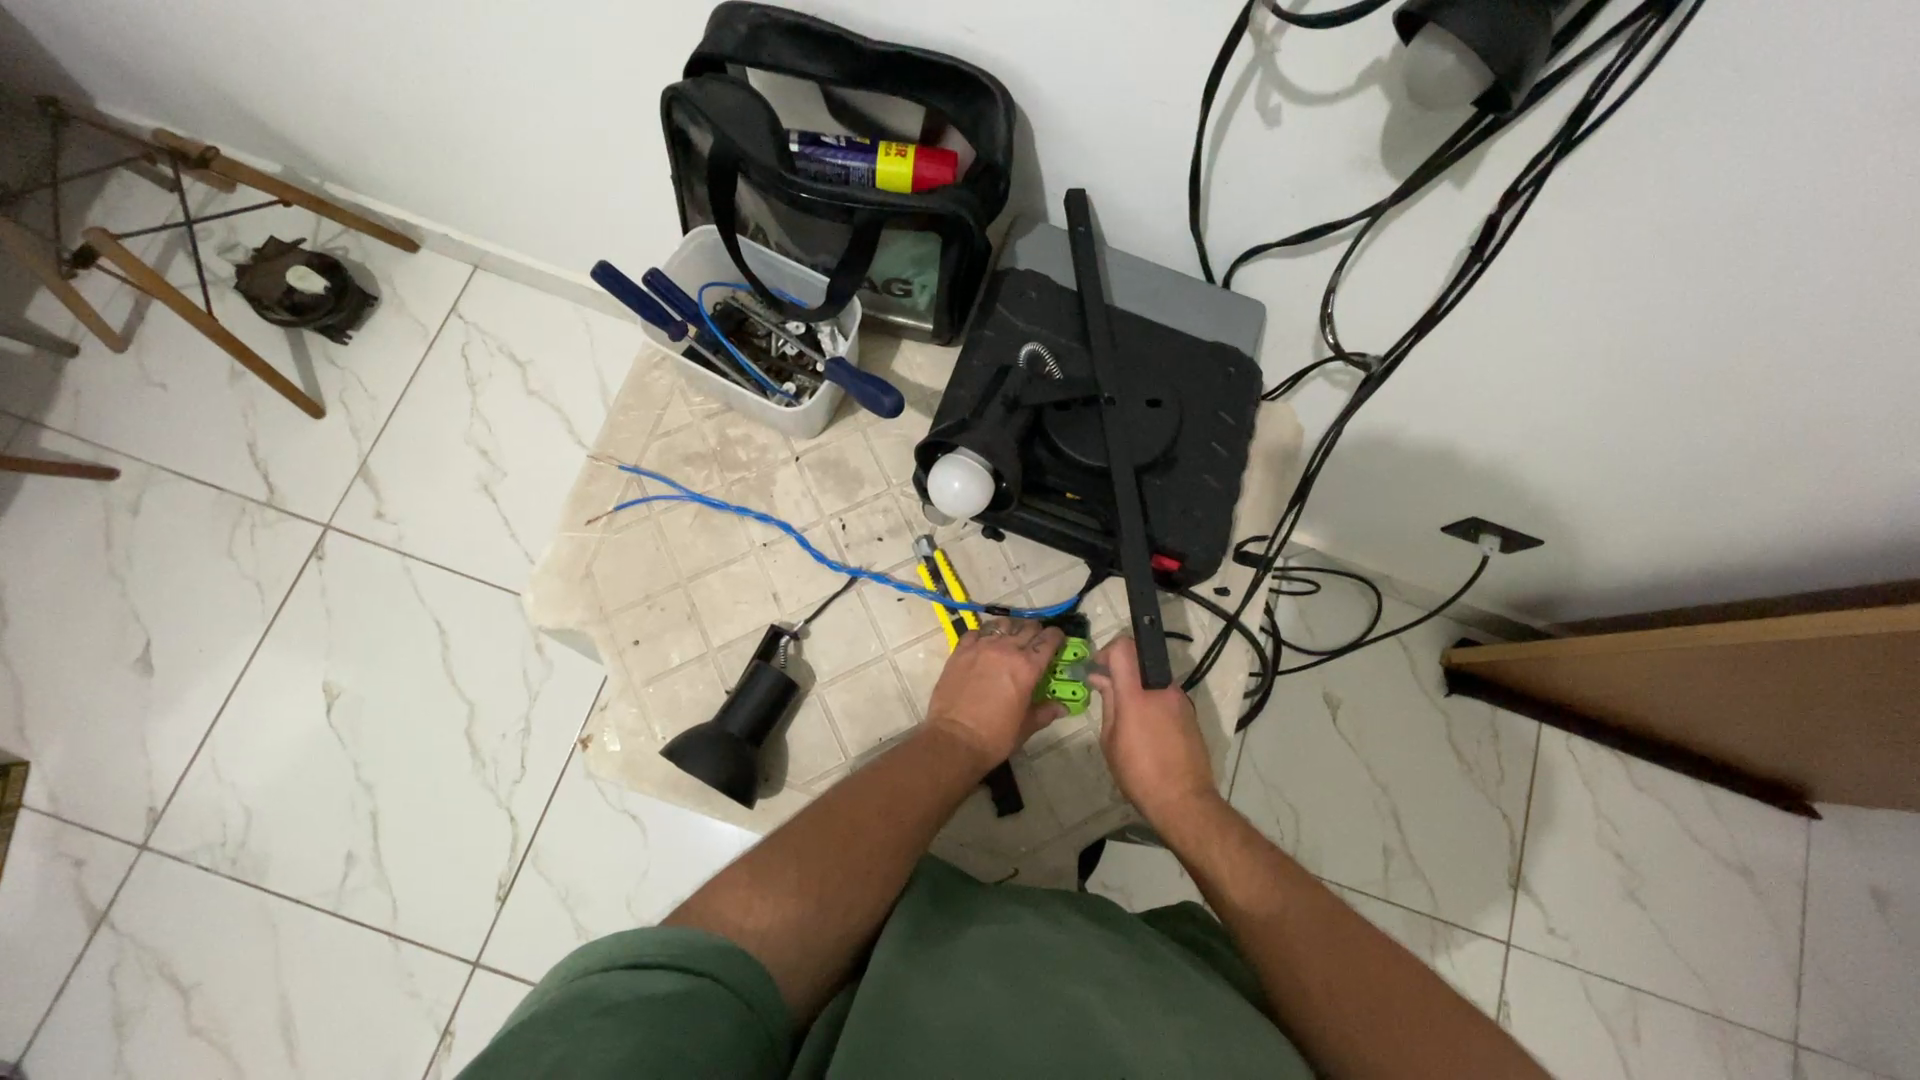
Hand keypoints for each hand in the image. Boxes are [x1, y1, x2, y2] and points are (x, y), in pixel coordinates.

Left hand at [923, 618, 1066, 773]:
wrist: (954, 739)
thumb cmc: (995, 737)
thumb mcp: (1026, 727)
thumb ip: (1045, 712)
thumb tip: (1062, 707)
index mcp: (1028, 667)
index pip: (1048, 640)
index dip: (1056, 637)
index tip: (1058, 640)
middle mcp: (1006, 649)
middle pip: (1027, 628)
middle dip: (1036, 632)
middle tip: (1035, 642)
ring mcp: (981, 647)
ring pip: (1002, 625)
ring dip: (1010, 629)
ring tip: (1009, 639)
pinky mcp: (960, 651)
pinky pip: (975, 632)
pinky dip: (983, 635)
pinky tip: (983, 645)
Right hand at [1088, 635, 1219, 823]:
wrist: (1183, 799)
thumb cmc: (1138, 773)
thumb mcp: (1110, 740)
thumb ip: (1108, 702)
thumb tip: (1100, 678)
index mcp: (1137, 694)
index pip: (1124, 648)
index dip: (1108, 650)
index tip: (1099, 667)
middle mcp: (1162, 689)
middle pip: (1140, 660)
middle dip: (1122, 669)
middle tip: (1110, 691)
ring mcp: (1180, 700)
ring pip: (1154, 679)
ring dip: (1139, 688)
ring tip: (1130, 718)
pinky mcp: (1191, 713)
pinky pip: (1166, 697)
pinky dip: (1154, 702)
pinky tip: (1149, 730)